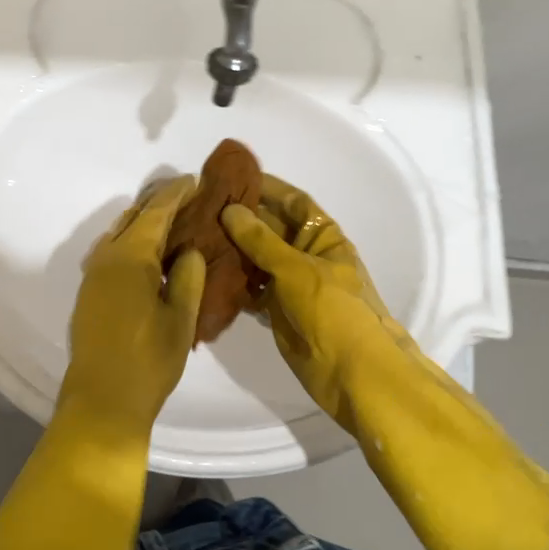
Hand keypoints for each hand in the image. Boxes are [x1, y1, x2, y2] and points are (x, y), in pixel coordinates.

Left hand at [61, 174, 207, 432]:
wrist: (102, 398)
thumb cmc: (148, 360)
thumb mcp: (181, 319)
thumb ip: (189, 278)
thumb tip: (190, 251)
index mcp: (130, 257)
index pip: (155, 214)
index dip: (176, 195)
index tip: (194, 179)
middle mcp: (106, 258)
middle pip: (133, 219)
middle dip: (158, 204)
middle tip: (186, 194)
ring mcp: (93, 275)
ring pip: (119, 235)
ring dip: (142, 223)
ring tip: (170, 220)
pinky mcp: (89, 293)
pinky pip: (111, 253)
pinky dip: (131, 242)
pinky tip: (146, 253)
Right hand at [222, 174, 417, 429]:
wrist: (355, 374)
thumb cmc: (335, 312)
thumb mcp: (297, 269)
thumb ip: (261, 240)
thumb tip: (230, 210)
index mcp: (322, 237)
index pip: (292, 200)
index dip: (264, 186)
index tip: (229, 175)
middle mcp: (306, 254)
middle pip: (269, 227)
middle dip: (239, 217)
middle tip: (198, 205)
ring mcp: (291, 283)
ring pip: (255, 257)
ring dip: (230, 248)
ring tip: (193, 235)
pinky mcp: (277, 310)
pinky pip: (250, 287)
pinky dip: (230, 280)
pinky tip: (203, 271)